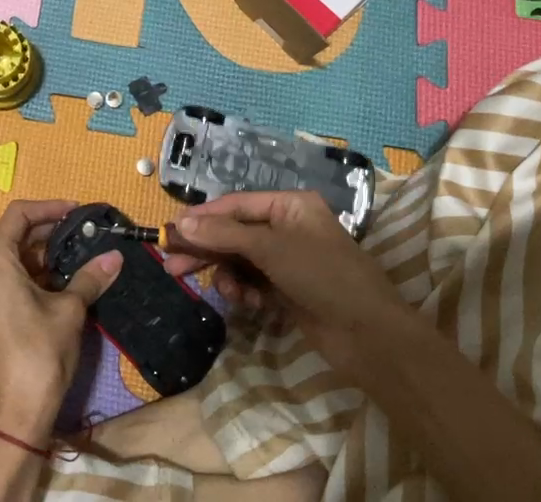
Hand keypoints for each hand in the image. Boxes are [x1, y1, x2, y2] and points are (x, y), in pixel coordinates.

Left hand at [0, 200, 123, 444]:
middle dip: (45, 234)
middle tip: (79, 236)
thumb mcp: (70, 310)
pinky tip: (51, 289)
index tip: (76, 212)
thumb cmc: (40, 353)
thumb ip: (89, 277)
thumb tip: (115, 256)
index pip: (18, 215)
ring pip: (5, 262)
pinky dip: (24, 278)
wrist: (15, 413)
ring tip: (70, 262)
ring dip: (36, 257)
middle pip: (10, 237)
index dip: (48, 208)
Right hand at [163, 191, 400, 332]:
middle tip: (172, 266)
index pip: (235, 204)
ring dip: (227, 276)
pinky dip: (244, 292)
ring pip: (240, 261)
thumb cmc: (323, 276)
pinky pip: (252, 283)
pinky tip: (247, 304)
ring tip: (225, 294)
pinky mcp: (288, 290)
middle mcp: (288, 227)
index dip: (203, 217)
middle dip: (206, 250)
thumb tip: (181, 222)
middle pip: (234, 233)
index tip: (170, 231)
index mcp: (290, 206)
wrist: (370, 336)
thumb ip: (224, 234)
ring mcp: (288, 260)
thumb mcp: (270, 249)